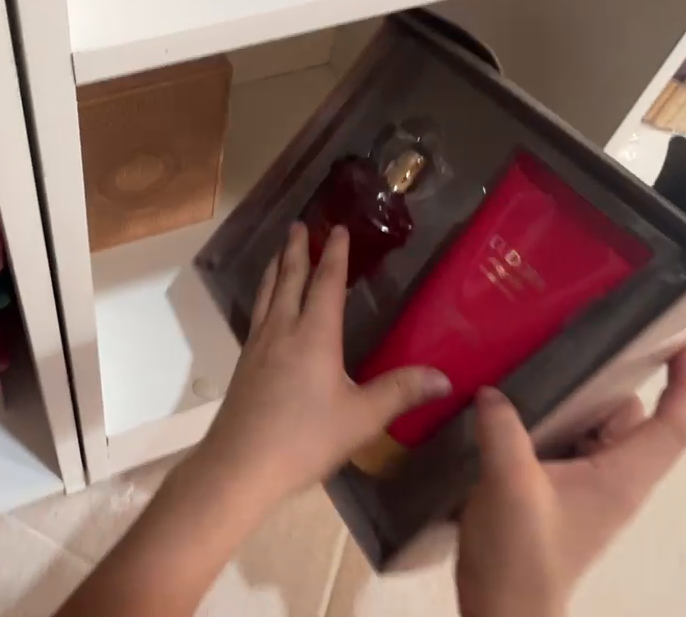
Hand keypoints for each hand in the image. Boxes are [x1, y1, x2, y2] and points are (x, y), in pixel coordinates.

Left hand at [188, 222, 451, 514]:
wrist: (241, 462)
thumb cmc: (305, 438)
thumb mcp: (361, 418)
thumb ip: (400, 392)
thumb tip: (444, 376)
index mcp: (314, 335)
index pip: (326, 283)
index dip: (334, 254)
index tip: (337, 228)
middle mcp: (283, 328)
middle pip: (290, 278)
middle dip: (296, 249)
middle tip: (298, 224)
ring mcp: (259, 342)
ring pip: (268, 292)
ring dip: (276, 267)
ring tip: (280, 251)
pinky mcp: (245, 360)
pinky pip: (258, 312)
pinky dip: (265, 293)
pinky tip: (266, 304)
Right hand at [455, 348, 685, 616]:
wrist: (504, 609)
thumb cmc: (522, 554)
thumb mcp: (512, 486)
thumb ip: (504, 430)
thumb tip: (493, 391)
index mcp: (619, 478)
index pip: (672, 429)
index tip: (683, 346)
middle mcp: (609, 478)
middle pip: (625, 416)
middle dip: (607, 376)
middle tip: (572, 332)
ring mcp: (580, 484)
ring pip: (587, 424)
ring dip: (566, 393)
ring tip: (529, 355)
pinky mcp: (550, 487)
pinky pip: (557, 437)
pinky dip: (541, 412)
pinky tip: (501, 398)